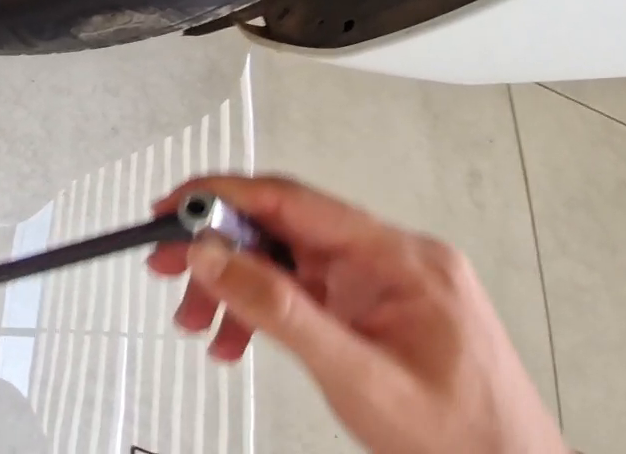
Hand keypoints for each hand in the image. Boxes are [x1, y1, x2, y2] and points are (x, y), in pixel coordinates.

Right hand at [146, 175, 565, 453]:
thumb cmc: (461, 445)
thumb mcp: (358, 378)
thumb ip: (278, 310)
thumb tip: (207, 253)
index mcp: (399, 259)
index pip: (289, 200)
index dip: (220, 197)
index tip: (170, 210)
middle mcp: (389, 258)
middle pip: (276, 228)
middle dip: (215, 249)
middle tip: (164, 265)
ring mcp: (379, 281)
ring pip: (278, 259)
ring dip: (230, 286)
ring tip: (194, 320)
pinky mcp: (370, 305)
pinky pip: (296, 288)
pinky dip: (257, 307)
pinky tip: (233, 337)